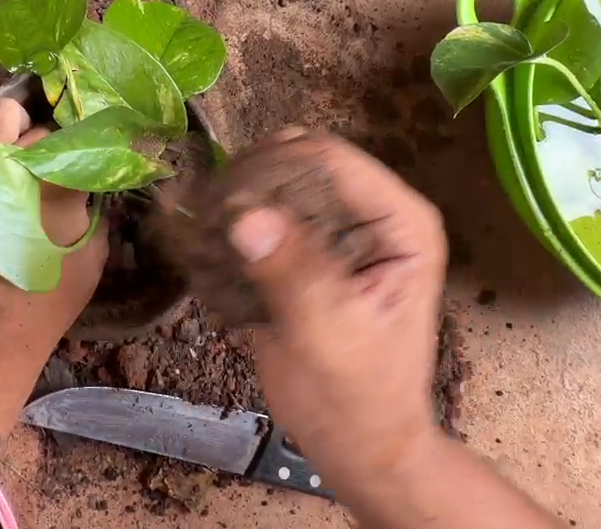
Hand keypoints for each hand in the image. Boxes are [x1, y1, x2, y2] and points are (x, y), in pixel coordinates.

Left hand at [0, 98, 105, 360]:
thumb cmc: (50, 294)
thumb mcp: (94, 254)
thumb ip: (95, 213)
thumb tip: (89, 195)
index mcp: (66, 175)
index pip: (79, 139)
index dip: (79, 152)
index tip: (78, 163)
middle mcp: (26, 158)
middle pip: (43, 126)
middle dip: (46, 142)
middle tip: (43, 165)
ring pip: (2, 113)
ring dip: (10, 129)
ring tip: (8, 153)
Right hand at [228, 129, 450, 510]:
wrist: (356, 444)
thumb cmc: (357, 400)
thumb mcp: (330, 339)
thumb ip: (295, 275)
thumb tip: (246, 216)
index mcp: (398, 221)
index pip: (329, 159)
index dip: (272, 171)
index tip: (225, 206)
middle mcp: (369, 209)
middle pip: (296, 157)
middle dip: (248, 181)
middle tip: (206, 218)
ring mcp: (336, 222)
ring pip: (273, 175)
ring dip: (234, 197)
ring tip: (202, 230)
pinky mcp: (305, 241)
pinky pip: (262, 205)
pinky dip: (231, 218)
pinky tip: (207, 243)